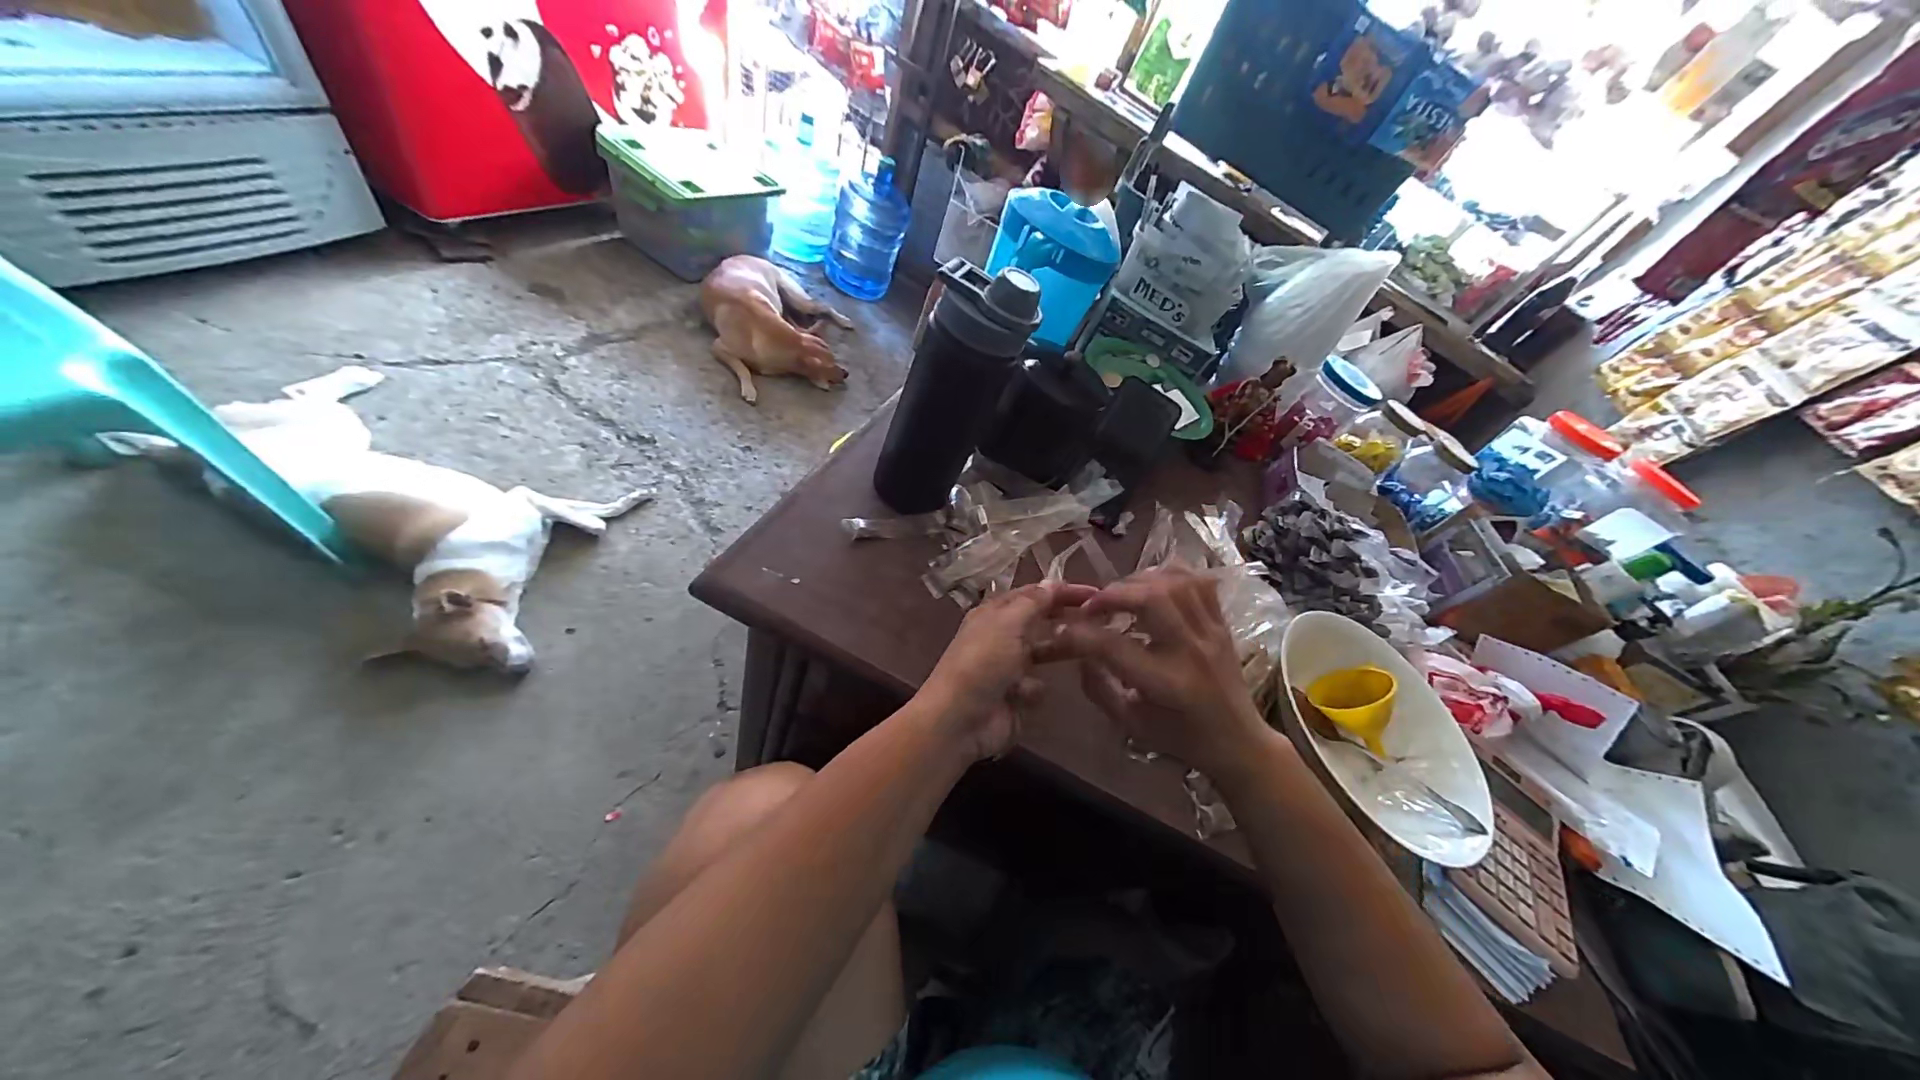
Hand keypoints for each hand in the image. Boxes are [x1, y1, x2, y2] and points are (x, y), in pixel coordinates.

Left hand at [920, 581, 1096, 759]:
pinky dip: (1035, 689)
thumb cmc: (982, 663)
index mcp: (995, 614)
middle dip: (1066, 620)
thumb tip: (1052, 583)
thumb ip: (1032, 602)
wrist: (959, 720)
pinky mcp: (1016, 696)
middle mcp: (1003, 636)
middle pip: (1041, 621)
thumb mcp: (1007, 623)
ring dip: (1059, 652)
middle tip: (1103, 619)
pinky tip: (1028, 695)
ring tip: (1089, 649)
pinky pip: (1038, 686)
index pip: (1034, 594)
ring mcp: (1009, 667)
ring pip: (1045, 652)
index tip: (1096, 594)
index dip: (1062, 591)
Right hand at [1046, 567, 1274, 780]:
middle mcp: (1190, 651)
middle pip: (1151, 599)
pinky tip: (1152, 586)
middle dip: (1112, 594)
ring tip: (1121, 594)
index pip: (1114, 646)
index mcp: (1165, 683)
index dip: (1080, 634)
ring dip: (1139, 581)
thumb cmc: (1180, 737)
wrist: (1238, 742)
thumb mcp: (1129, 723)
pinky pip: (1199, 582)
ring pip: (1175, 583)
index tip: (1063, 631)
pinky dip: (1170, 575)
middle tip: (1093, 606)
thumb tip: (1078, 652)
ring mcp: (1210, 633)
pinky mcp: (1222, 623)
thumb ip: (1098, 687)